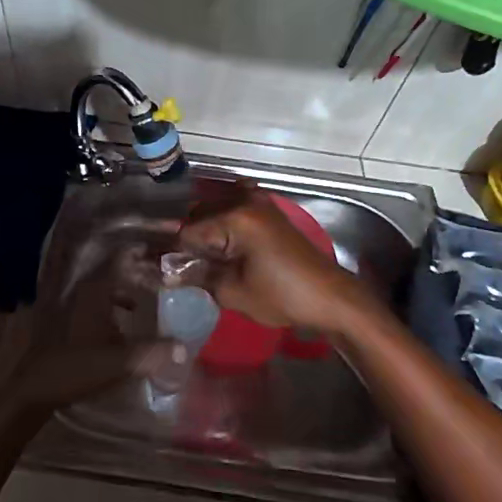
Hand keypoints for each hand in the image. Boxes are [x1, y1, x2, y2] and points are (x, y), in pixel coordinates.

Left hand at [3, 269, 179, 413]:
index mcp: (95, 291)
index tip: (167, 254)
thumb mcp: (119, 362)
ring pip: (108, 288)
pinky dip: (117, 306)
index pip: (121, 258)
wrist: (36, 386)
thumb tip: (184, 347)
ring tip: (153, 300)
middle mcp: (84, 290)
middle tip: (167, 279)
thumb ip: (152, 352)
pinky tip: (128, 324)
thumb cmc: (76, 367)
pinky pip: (100, 303)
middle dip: (141, 273)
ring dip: (129, 291)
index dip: (143, 253)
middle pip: (117, 272)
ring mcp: (75, 304)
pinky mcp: (71, 318)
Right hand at [177, 185, 379, 333]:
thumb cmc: (283, 297)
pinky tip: (225, 238)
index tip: (171, 273)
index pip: (187, 232)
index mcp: (234, 218)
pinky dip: (226, 217)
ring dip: (207, 231)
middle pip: (199, 217)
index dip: (176, 254)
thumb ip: (197, 277)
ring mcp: (259, 202)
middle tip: (190, 269)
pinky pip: (235, 205)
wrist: (333, 300)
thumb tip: (168, 273)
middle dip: (191, 242)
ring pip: (215, 211)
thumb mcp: (233, 292)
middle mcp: (243, 201)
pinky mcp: (269, 210)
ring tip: (208, 259)